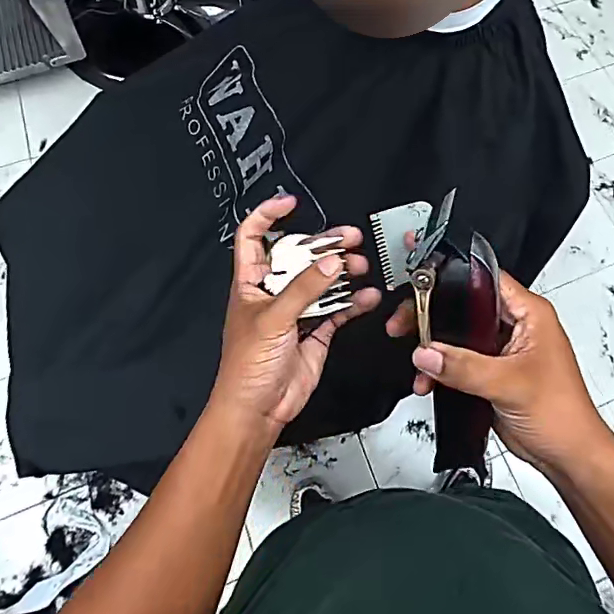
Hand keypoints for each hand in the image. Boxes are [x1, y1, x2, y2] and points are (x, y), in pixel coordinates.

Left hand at [210, 195, 381, 432]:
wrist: (258, 409)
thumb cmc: (245, 369)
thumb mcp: (272, 319)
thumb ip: (304, 288)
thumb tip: (329, 262)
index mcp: (251, 284)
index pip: (254, 238)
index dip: (268, 216)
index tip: (289, 204)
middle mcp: (274, 294)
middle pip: (300, 257)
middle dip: (323, 244)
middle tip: (347, 237)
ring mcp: (296, 311)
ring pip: (323, 281)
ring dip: (343, 271)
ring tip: (360, 264)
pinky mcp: (315, 331)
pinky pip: (339, 309)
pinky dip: (355, 302)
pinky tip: (368, 296)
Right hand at [408, 271, 613, 474]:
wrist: (568, 454)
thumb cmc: (563, 414)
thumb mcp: (509, 384)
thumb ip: (464, 367)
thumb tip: (428, 354)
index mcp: (531, 314)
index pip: (486, 280)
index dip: (453, 280)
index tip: (424, 289)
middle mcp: (518, 327)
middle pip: (467, 307)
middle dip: (436, 318)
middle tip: (410, 326)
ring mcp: (505, 350)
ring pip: (461, 337)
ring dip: (437, 349)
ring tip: (420, 362)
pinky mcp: (494, 372)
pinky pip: (460, 362)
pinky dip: (443, 370)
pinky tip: (430, 381)